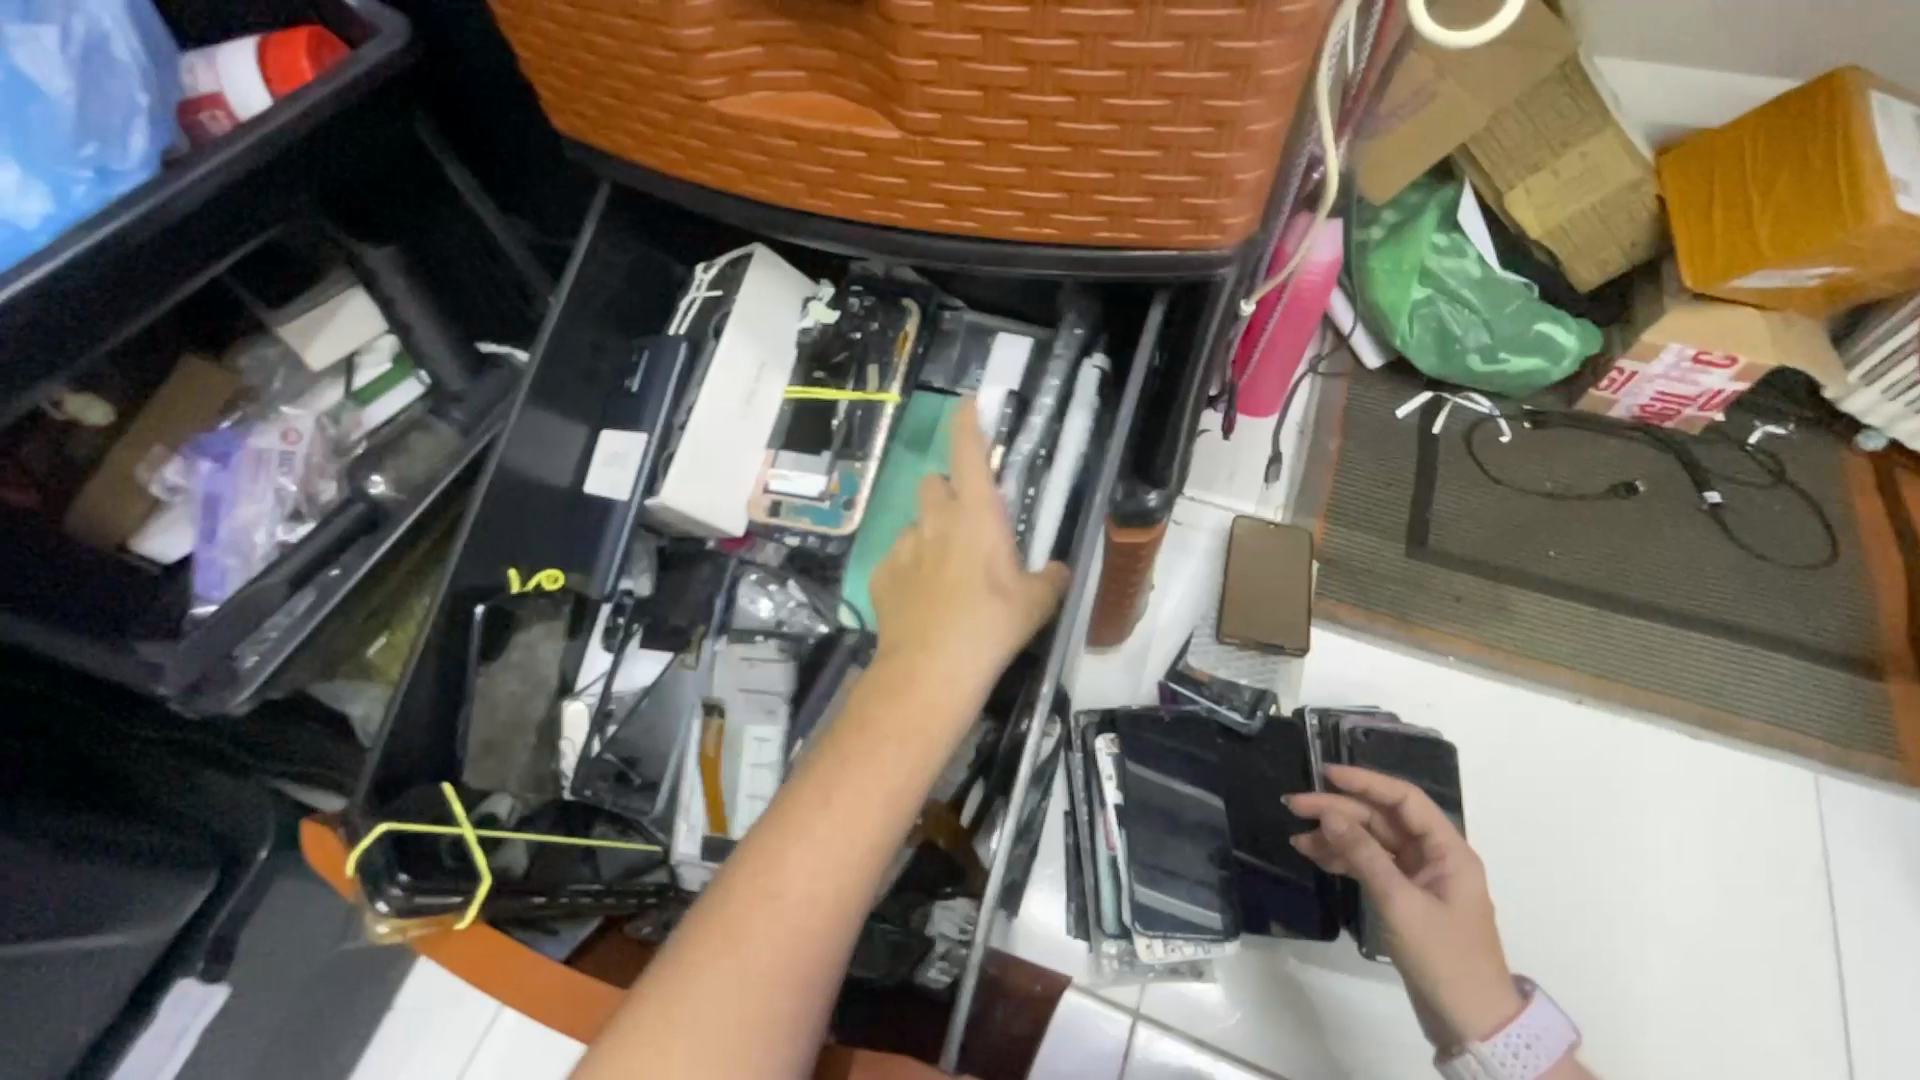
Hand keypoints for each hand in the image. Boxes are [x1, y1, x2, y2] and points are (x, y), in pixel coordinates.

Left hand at [870, 399, 1068, 689]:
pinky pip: (897, 559)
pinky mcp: (881, 576)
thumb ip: (1051, 579)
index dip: (968, 423)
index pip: (968, 452)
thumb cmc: (991, 626)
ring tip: (944, 571)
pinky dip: (909, 569)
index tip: (969, 405)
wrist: (931, 669)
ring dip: (929, 534)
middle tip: (966, 521)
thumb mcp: (1037, 605)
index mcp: (976, 516)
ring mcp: (903, 547)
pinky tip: (921, 601)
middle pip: (933, 483)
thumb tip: (1059, 572)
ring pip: (914, 523)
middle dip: (947, 492)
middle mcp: (935, 521)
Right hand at [1287, 765, 1521, 1049]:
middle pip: (1382, 819)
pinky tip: (1316, 857)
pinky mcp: (1405, 898)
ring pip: (1372, 842)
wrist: (1471, 1022)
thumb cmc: (1444, 958)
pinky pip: (1371, 865)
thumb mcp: (1400, 903)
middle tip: (1295, 806)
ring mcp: (1419, 878)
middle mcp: (1434, 857)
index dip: (1366, 782)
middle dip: (1339, 810)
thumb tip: (1329, 814)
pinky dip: (1344, 859)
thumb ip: (1364, 855)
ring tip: (1298, 838)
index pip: (1405, 799)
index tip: (1326, 775)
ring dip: (1336, 836)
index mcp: (1448, 851)